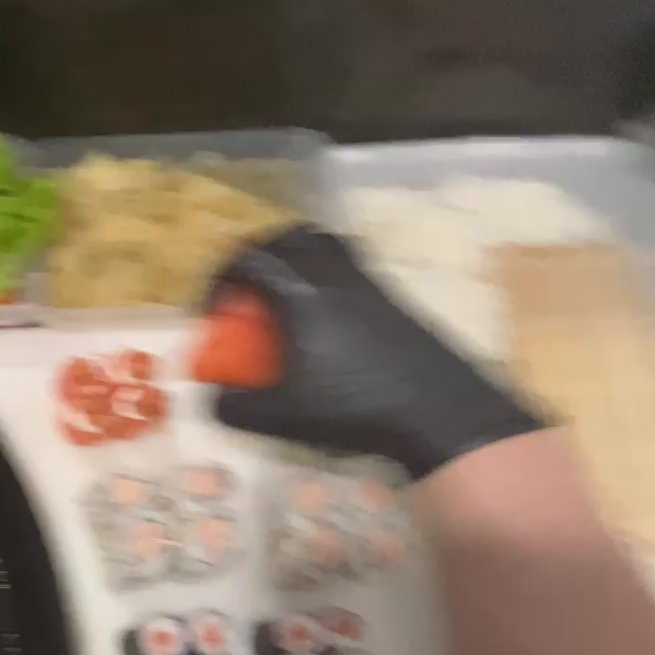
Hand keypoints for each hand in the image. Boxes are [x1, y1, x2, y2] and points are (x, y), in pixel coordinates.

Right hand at [209, 225, 543, 477]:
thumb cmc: (352, 409)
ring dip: (292, 259)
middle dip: (254, 256)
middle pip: (289, 237)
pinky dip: (320, 276)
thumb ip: (233, 407)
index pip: (250, 261)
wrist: (442, 413)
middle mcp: (335, 279)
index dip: (220, 278)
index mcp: (302, 299)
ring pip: (324, 244)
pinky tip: (314, 317)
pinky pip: (348, 265)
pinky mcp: (391, 299)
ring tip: (277, 294)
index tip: (213, 310)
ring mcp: (369, 285)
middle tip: (240, 289)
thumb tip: (213, 397)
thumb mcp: (278, 418)